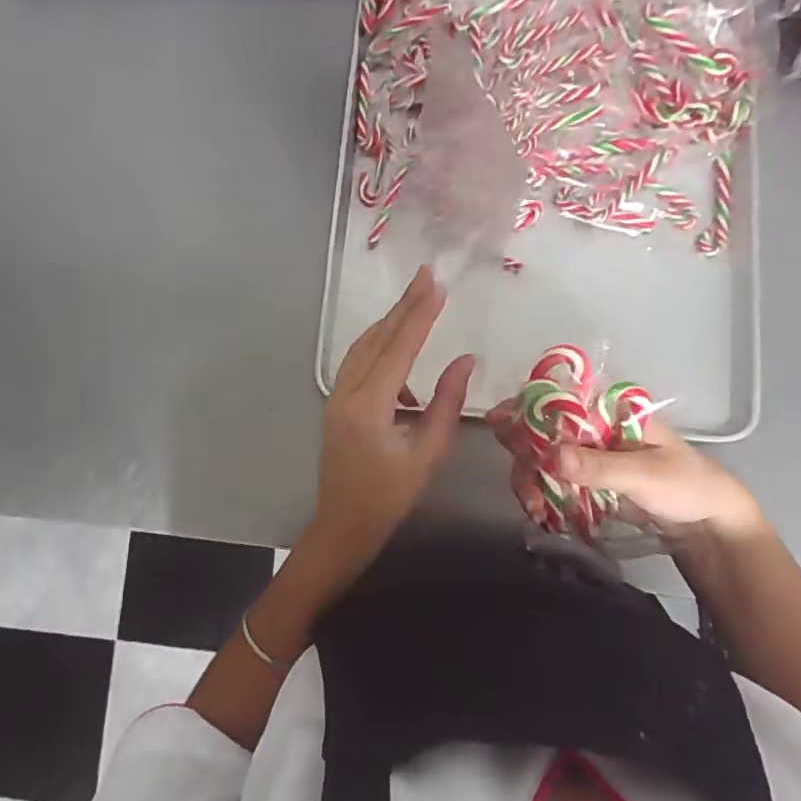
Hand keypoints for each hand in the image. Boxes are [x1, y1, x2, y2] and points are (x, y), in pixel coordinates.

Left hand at [313, 265, 474, 564]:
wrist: (345, 524)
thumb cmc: (391, 496)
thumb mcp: (429, 453)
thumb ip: (447, 402)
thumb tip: (465, 360)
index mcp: (368, 407)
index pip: (398, 349)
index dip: (419, 314)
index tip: (435, 283)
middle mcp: (345, 395)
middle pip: (375, 340)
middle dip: (402, 307)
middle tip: (425, 276)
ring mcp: (335, 399)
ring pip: (362, 350)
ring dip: (389, 325)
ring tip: (417, 304)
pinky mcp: (335, 406)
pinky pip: (357, 367)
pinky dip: (380, 353)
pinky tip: (403, 364)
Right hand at [486, 402, 761, 541]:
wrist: (708, 527)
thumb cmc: (688, 486)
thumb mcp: (645, 474)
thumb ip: (598, 466)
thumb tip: (550, 456)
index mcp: (610, 413)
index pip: (559, 399)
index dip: (525, 407)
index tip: (500, 423)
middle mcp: (591, 430)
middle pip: (539, 431)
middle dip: (523, 455)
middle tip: (523, 484)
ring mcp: (585, 458)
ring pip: (538, 459)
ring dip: (528, 481)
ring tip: (534, 508)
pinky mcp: (582, 485)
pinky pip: (548, 484)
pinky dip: (538, 497)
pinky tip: (539, 513)